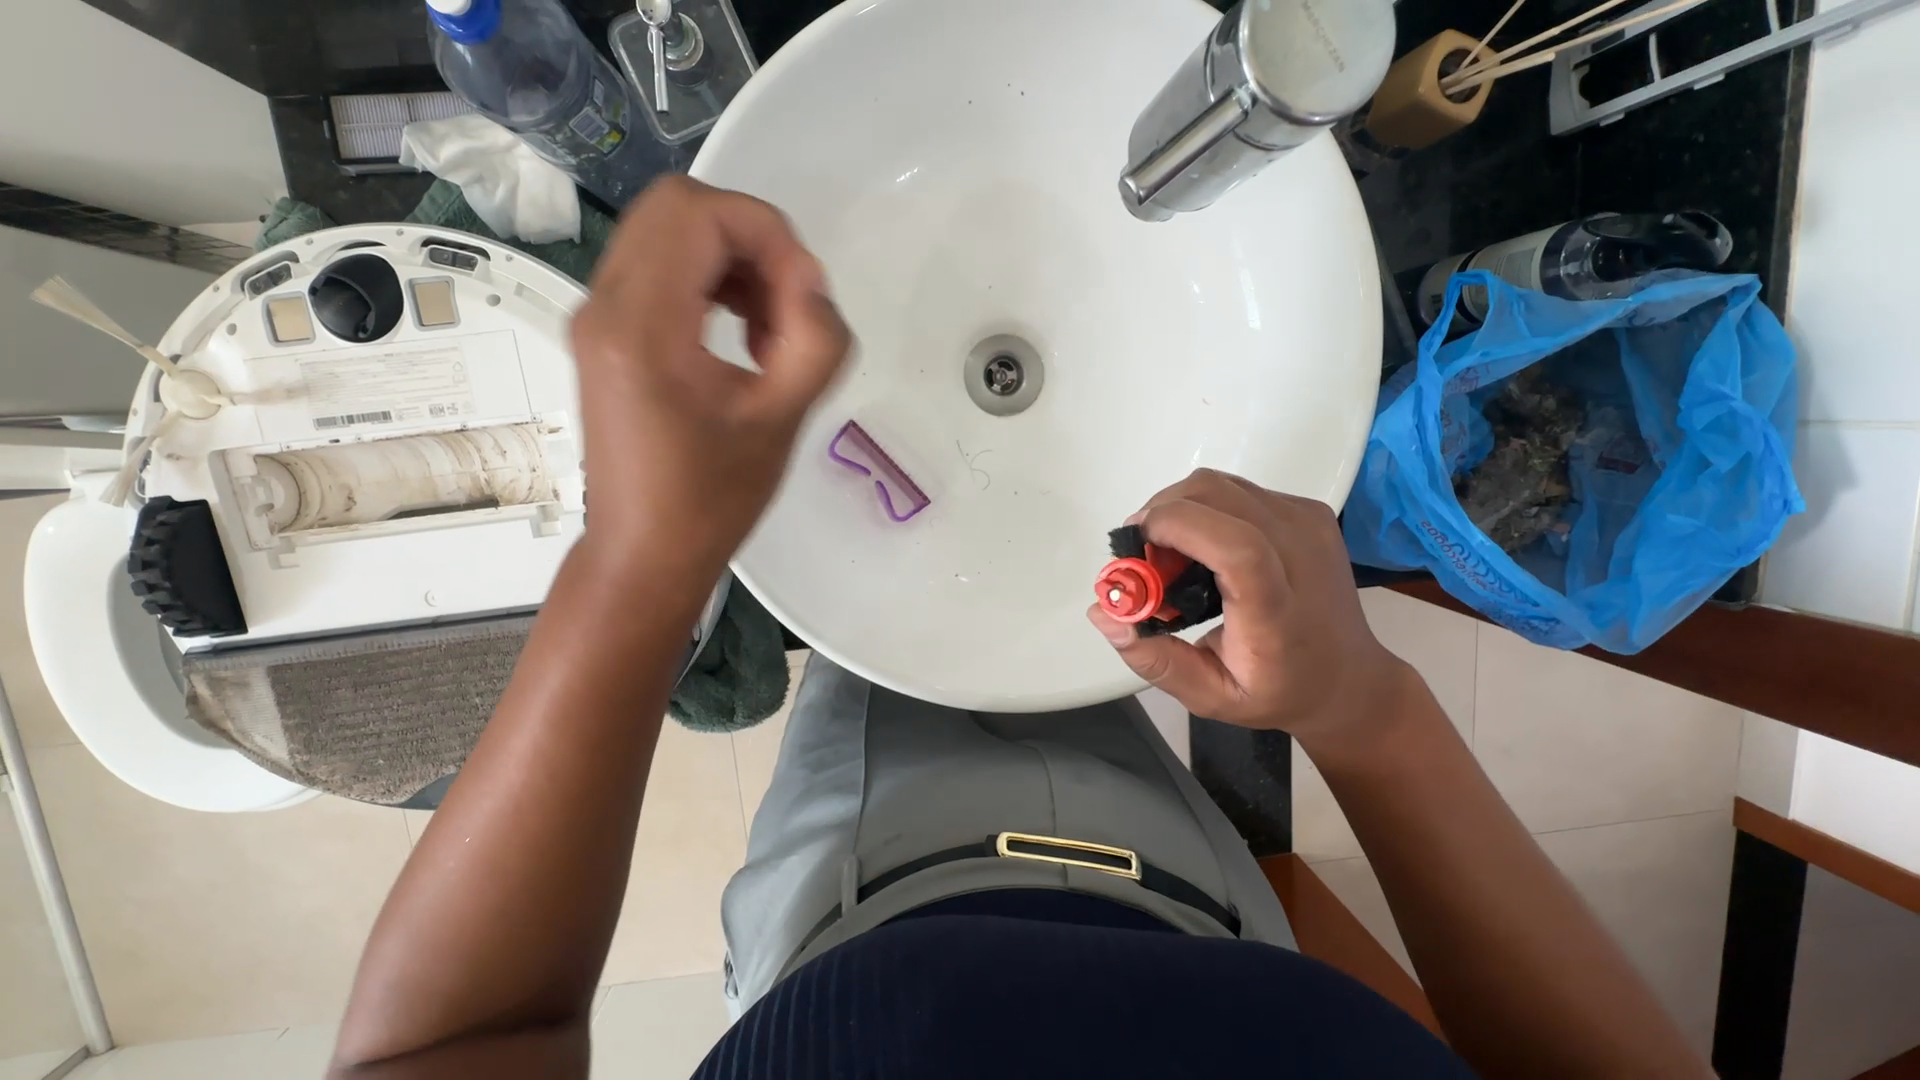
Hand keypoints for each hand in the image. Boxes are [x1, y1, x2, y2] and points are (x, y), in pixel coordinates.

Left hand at [568, 177, 851, 572]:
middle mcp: (604, 306)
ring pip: (669, 234)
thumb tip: (810, 286)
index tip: (805, 298)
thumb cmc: (711, 500)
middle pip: (678, 207)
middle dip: (752, 242)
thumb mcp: (783, 420)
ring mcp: (596, 317)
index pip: (700, 213)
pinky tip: (744, 336)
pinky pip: (659, 269)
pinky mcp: (605, 334)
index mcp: (642, 326)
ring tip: (773, 332)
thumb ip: (816, 339)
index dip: (768, 236)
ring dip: (734, 263)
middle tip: (791, 306)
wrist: (644, 553)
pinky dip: (710, 282)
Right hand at [1088, 469, 1408, 743]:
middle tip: (1143, 558)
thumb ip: (1155, 660)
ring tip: (1172, 557)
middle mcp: (1300, 554)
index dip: (1178, 529)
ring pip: (1219, 485)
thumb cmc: (1278, 690)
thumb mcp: (1210, 697)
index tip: (1134, 545)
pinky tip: (1205, 549)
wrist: (1349, 677)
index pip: (1237, 547)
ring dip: (1179, 510)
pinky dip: (1205, 509)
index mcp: (1277, 610)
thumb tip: (1104, 613)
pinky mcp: (1308, 510)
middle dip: (1162, 515)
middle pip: (1217, 497)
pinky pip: (1236, 490)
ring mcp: (1307, 524)